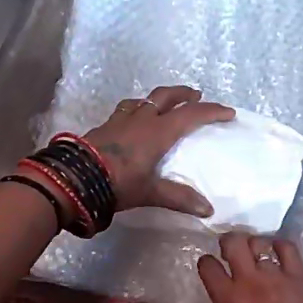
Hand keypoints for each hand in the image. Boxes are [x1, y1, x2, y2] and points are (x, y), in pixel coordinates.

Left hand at [84, 85, 233, 214]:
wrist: (75, 179)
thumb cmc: (117, 183)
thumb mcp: (150, 192)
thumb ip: (179, 198)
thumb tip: (207, 209)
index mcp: (157, 131)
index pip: (190, 114)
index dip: (211, 111)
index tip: (228, 112)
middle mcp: (141, 119)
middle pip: (166, 96)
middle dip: (183, 94)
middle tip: (196, 96)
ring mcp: (120, 120)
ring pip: (143, 99)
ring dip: (158, 98)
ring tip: (165, 104)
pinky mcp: (105, 126)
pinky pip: (126, 109)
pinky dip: (137, 108)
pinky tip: (134, 118)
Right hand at [196, 232, 302, 302]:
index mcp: (229, 299)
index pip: (208, 265)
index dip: (206, 264)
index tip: (210, 269)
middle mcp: (249, 281)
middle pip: (233, 242)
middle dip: (227, 242)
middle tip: (230, 252)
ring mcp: (275, 276)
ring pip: (259, 243)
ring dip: (253, 246)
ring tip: (254, 255)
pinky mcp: (297, 276)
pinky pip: (288, 248)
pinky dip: (280, 245)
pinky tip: (276, 253)